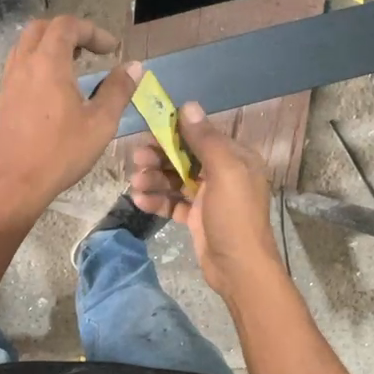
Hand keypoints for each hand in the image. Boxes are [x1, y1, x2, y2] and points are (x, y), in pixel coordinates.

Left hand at [0, 16, 142, 216]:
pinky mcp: (4, 98)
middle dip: (69, 32)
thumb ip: (118, 90)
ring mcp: (10, 81)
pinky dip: (36, 61)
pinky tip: (52, 86)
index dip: (93, 31)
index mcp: (49, 63)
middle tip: (90, 50)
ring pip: (26, 44)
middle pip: (42, 28)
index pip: (68, 26)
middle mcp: (25, 64)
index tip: (112, 49)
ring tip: (73, 64)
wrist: (19, 183)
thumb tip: (134, 66)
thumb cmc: (62, 153)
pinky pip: (18, 64)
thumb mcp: (100, 123)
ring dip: (50, 45)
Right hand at [130, 102, 279, 298]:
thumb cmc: (235, 217)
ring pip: (176, 180)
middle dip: (159, 158)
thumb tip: (188, 106)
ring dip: (154, 180)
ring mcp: (209, 198)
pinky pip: (173, 203)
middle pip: (185, 158)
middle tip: (136, 160)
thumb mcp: (225, 172)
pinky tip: (140, 201)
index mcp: (236, 158)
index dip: (175, 133)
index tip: (149, 133)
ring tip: (135, 184)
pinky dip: (158, 201)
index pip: (201, 137)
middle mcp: (223, 174)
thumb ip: (205, 139)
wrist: (239, 268)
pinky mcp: (197, 218)